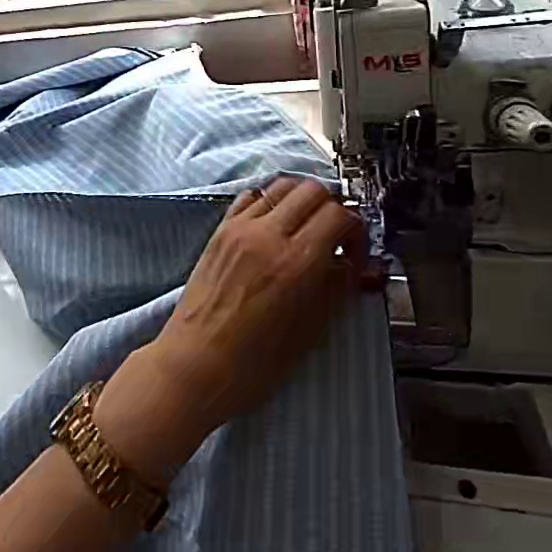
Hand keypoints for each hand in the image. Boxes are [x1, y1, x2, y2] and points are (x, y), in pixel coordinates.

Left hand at [95, 178, 377, 481]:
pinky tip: (275, 225)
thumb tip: (353, 264)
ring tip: (308, 226)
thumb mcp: (310, 331)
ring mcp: (237, 230)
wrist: (194, 364)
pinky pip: (249, 198)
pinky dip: (269, 201)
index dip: (356, 227)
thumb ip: (337, 289)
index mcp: (295, 262)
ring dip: (301, 198)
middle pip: (311, 190)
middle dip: (333, 206)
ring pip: (279, 187)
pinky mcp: (218, 233)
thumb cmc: (252, 363)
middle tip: (336, 234)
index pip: (338, 213)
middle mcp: (265, 236)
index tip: (356, 249)